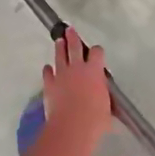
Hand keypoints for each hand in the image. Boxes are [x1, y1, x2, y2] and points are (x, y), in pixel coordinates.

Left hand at [41, 26, 111, 154]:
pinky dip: (48, 70)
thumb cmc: (95, 119)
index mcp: (94, 71)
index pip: (97, 52)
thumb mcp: (107, 108)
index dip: (97, 51)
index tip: (96, 52)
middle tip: (69, 29)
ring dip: (59, 47)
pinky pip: (47, 72)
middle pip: (74, 46)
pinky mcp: (49, 83)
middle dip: (72, 37)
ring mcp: (61, 74)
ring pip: (59, 55)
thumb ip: (105, 99)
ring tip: (58, 41)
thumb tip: (106, 101)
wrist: (72, 126)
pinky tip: (48, 68)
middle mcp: (77, 67)